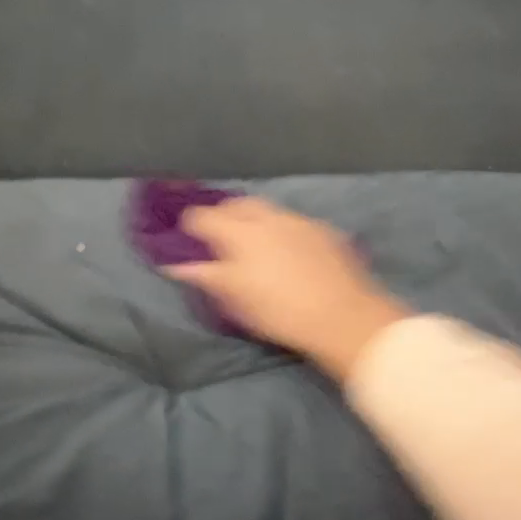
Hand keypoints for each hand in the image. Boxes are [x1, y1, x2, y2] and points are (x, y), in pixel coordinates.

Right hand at [163, 198, 408, 379]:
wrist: (342, 315)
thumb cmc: (281, 312)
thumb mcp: (236, 299)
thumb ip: (206, 277)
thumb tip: (178, 265)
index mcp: (240, 232)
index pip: (205, 216)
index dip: (191, 223)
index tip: (186, 233)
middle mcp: (268, 218)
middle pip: (237, 204)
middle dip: (223, 213)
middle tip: (217, 231)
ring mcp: (298, 221)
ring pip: (267, 209)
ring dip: (253, 218)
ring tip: (250, 238)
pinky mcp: (323, 230)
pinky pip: (292, 221)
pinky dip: (280, 228)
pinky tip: (285, 246)